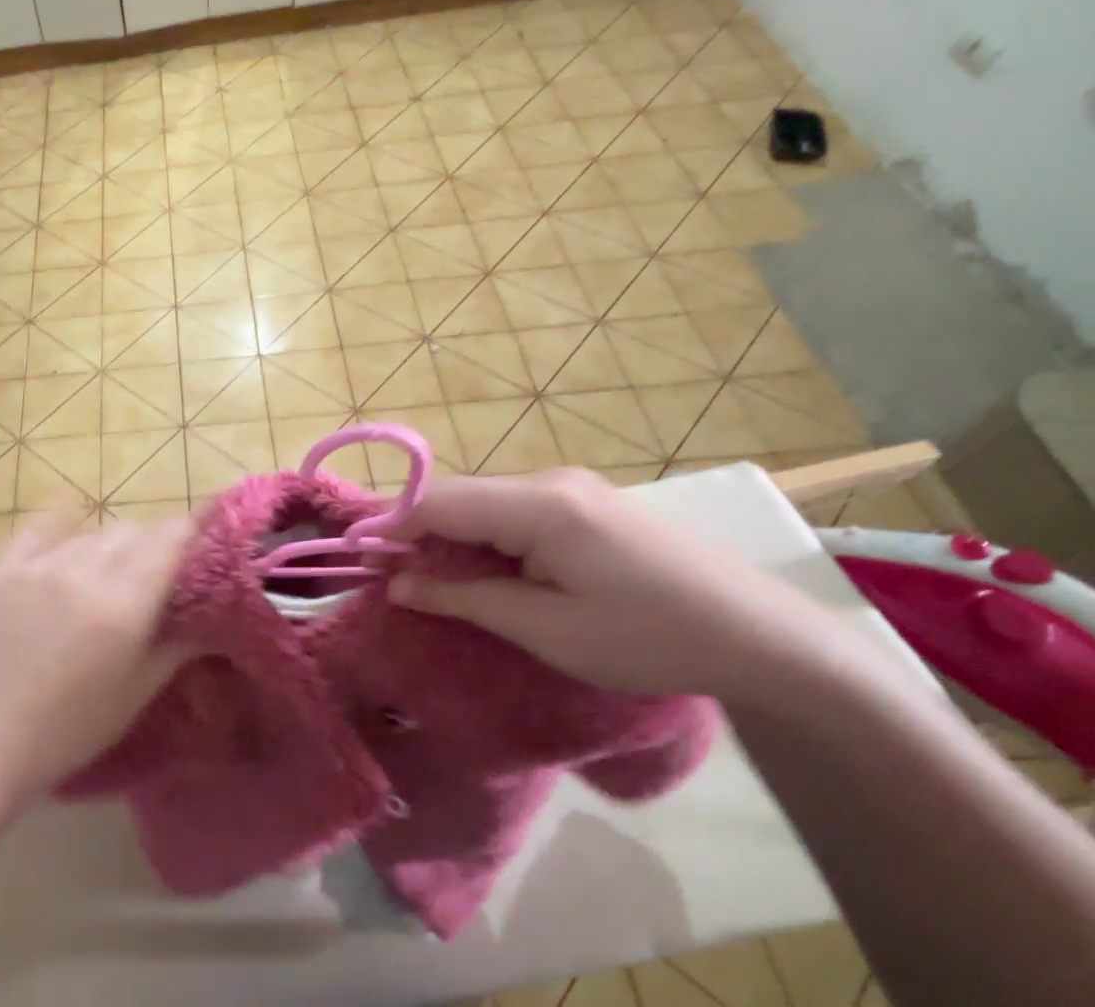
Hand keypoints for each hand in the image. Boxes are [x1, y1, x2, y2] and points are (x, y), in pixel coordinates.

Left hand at [0, 513, 195, 806]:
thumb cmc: (64, 734)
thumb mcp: (136, 695)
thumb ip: (177, 645)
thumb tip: (209, 614)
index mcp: (123, 603)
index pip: (173, 537)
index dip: (195, 537)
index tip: (205, 552)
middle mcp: (82, 569)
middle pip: (135, 530)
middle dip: (156, 547)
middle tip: (158, 582)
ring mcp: (35, 563)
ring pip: (93, 531)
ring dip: (113, 547)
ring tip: (108, 581)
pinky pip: (42, 527)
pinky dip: (65, 533)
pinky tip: (66, 555)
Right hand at [383, 468, 849, 702]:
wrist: (763, 637)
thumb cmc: (648, 637)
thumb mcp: (546, 629)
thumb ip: (465, 599)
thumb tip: (397, 585)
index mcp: (540, 504)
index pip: (438, 501)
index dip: (390, 527)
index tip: (357, 561)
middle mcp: (552, 482)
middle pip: (459, 498)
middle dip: (418, 536)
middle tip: (390, 584)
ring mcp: (575, 490)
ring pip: (486, 507)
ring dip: (453, 541)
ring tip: (433, 587)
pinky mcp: (591, 508)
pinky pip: (516, 515)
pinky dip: (488, 542)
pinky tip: (486, 576)